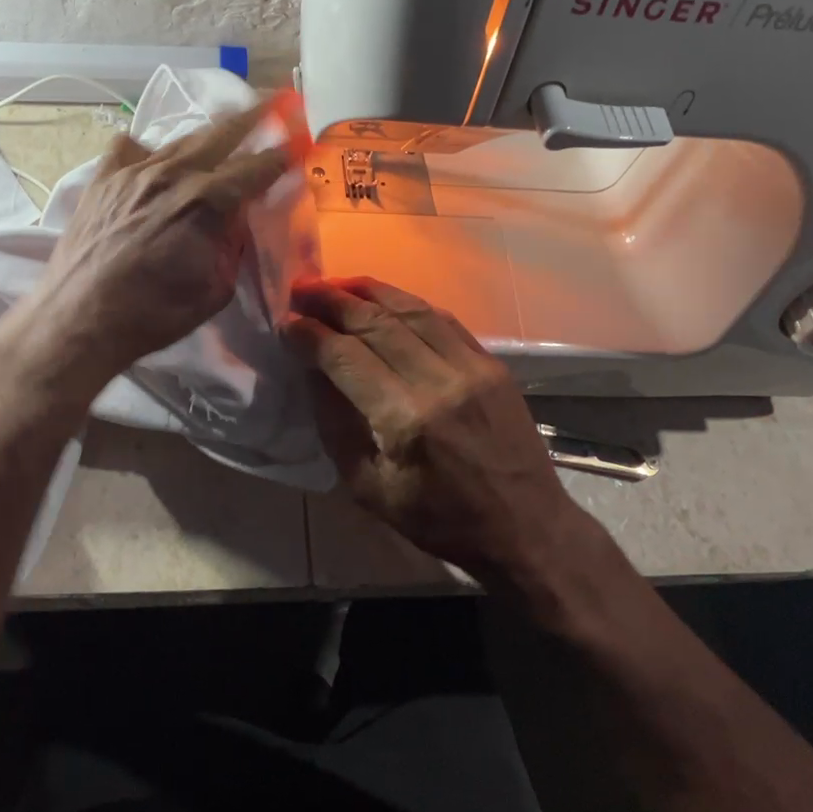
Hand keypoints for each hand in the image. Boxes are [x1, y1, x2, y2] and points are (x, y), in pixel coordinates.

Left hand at [25, 101, 287, 379]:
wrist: (80, 319)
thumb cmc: (154, 315)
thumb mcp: (215, 290)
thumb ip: (232, 248)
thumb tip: (236, 223)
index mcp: (208, 202)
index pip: (257, 168)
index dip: (283, 154)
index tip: (300, 141)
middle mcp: (173, 174)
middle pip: (222, 133)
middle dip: (254, 116)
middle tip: (273, 101)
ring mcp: (134, 171)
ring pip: (179, 139)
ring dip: (208, 132)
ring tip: (224, 126)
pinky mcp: (103, 179)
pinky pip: (129, 147)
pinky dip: (149, 149)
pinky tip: (153, 160)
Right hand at [282, 277, 579, 581]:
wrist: (525, 528)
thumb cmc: (440, 520)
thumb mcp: (370, 489)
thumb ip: (335, 427)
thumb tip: (313, 375)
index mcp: (405, 419)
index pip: (346, 357)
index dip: (310, 335)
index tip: (286, 323)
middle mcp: (439, 381)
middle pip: (376, 323)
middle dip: (332, 301)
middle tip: (301, 289)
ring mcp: (471, 367)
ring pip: (411, 310)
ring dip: (369, 291)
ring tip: (335, 284)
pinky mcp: (491, 364)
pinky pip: (443, 319)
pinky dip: (408, 303)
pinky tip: (385, 299)